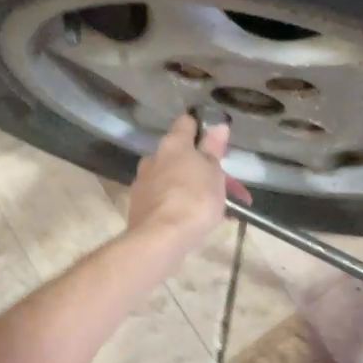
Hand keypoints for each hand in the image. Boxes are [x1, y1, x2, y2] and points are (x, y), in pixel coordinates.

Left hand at [126, 114, 250, 245]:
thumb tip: (218, 125)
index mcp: (173, 144)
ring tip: (215, 209)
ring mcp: (143, 183)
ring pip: (172, 179)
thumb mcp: (214, 173)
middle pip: (179, 155)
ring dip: (191, 187)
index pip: (186, 123)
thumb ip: (213, 149)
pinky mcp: (138, 207)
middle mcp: (153, 158)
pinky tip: (194, 220)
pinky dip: (178, 204)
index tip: (215, 140)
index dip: (201, 128)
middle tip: (223, 185)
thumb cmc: (194, 199)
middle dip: (200, 167)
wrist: (160, 239)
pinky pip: (164, 198)